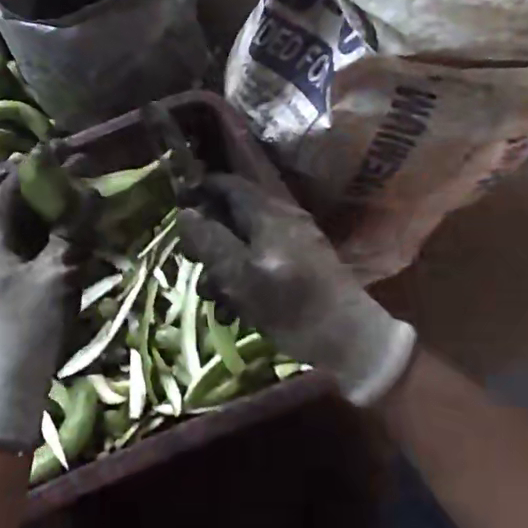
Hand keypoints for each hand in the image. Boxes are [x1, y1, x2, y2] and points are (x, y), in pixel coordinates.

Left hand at [0, 171, 76, 451]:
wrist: (12, 381)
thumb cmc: (28, 324)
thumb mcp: (55, 275)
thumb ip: (72, 233)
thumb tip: (90, 194)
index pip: (11, 190)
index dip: (35, 167)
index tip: (61, 149)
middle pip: (25, 205)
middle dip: (53, 185)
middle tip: (83, 167)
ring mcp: (10, 264)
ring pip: (35, 225)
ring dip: (58, 208)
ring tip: (87, 190)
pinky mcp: (24, 280)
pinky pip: (42, 245)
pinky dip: (60, 233)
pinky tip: (83, 227)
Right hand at [177, 174, 415, 406]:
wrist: (351, 343)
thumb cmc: (290, 304)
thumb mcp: (238, 273)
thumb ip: (209, 240)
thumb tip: (185, 212)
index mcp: (268, 212)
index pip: (227, 184)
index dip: (199, 190)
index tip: (177, 206)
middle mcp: (284, 218)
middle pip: (235, 214)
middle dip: (208, 236)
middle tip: (193, 262)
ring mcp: (297, 241)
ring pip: (246, 240)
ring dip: (223, 263)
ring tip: (212, 294)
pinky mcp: (305, 265)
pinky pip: (263, 258)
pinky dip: (244, 275)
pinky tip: (236, 306)